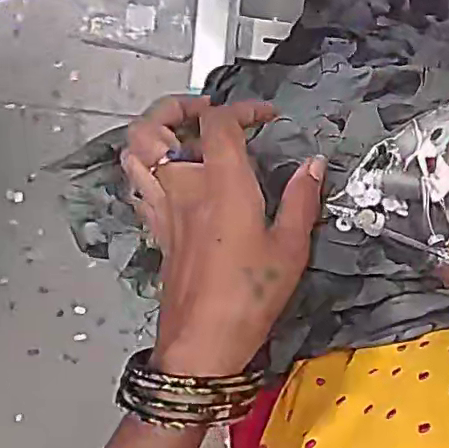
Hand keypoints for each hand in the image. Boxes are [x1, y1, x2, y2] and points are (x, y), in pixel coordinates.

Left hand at [121, 98, 323, 375]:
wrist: (204, 340)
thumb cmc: (249, 295)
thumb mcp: (291, 246)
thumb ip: (301, 199)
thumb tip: (314, 165)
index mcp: (222, 184)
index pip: (219, 124)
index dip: (242, 109)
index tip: (265, 116)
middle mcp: (184, 189)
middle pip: (154, 126)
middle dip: (177, 107)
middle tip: (205, 110)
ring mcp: (164, 210)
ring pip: (134, 153)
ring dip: (154, 132)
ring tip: (182, 134)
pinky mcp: (158, 232)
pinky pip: (139, 185)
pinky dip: (150, 167)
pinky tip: (173, 177)